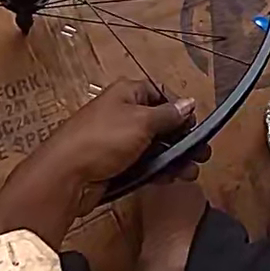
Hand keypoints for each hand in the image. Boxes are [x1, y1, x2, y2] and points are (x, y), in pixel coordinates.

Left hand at [21, 80, 199, 191]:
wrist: (66, 175)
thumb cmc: (104, 139)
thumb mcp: (141, 121)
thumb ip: (168, 115)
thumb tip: (189, 102)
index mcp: (127, 93)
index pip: (160, 93)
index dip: (179, 108)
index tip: (195, 125)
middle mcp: (123, 112)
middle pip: (160, 122)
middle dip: (182, 138)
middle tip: (203, 154)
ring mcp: (119, 140)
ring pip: (154, 145)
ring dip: (174, 157)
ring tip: (192, 172)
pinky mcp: (115, 163)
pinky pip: (143, 163)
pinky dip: (159, 169)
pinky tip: (173, 178)